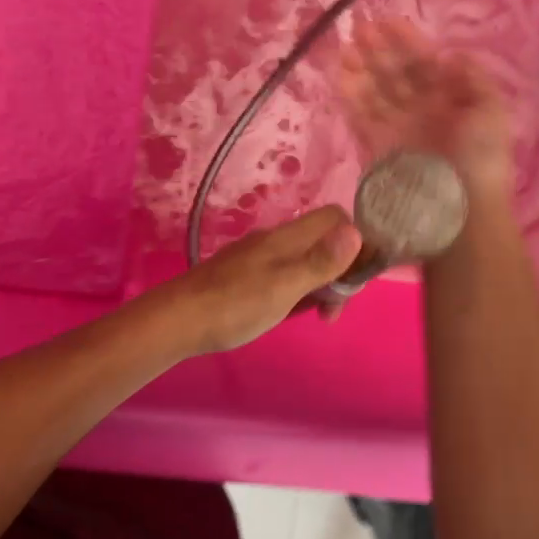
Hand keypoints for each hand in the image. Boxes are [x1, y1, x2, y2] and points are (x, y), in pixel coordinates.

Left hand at [145, 207, 363, 355]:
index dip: (357, 241)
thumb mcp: (285, 286)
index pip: (335, 218)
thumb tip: (357, 231)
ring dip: (322, 285)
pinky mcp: (247, 277)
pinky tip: (293, 314)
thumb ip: (321, 261)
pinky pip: (286, 276)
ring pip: (306, 261)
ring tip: (319, 316)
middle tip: (335, 308)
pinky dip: (299, 292)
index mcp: (287, 238)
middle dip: (342, 270)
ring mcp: (259, 259)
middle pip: (324, 241)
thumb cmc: (236, 305)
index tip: (359, 279)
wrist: (179, 320)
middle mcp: (275, 241)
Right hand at [339, 20, 514, 197]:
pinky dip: (347, 94)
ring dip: (358, 67)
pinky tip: (338, 74)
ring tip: (343, 48)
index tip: (388, 21)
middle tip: (358, 28)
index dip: (407, 42)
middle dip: (377, 50)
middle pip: (394, 73)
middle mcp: (420, 109)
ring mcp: (395, 127)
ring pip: (372, 90)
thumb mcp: (491, 113)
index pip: (424, 64)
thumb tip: (449, 54)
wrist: (457, 211)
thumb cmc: (479, 160)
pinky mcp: (373, 144)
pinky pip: (358, 113)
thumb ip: (472, 80)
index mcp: (450, 100)